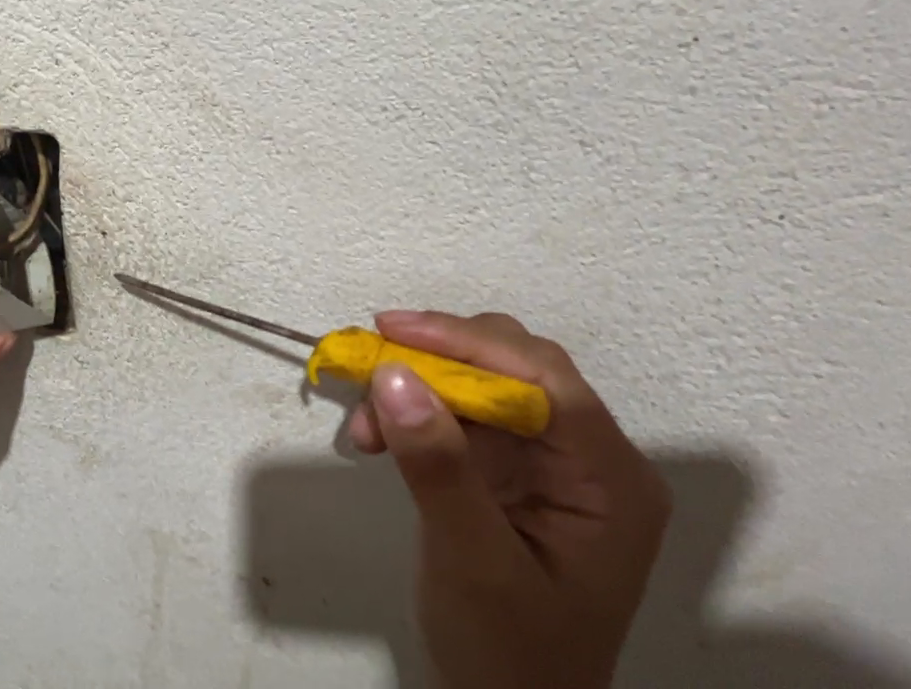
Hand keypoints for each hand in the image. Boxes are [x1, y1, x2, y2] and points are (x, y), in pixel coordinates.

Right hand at [348, 311, 669, 688]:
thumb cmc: (508, 647)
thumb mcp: (472, 560)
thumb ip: (439, 467)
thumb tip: (392, 375)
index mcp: (610, 481)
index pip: (547, 383)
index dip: (468, 344)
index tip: (391, 329)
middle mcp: (587, 459)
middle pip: (516, 369)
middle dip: (438, 361)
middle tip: (369, 370)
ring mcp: (546, 464)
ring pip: (480, 385)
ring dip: (417, 387)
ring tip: (365, 424)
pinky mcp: (505, 471)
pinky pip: (458, 415)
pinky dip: (412, 413)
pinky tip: (376, 437)